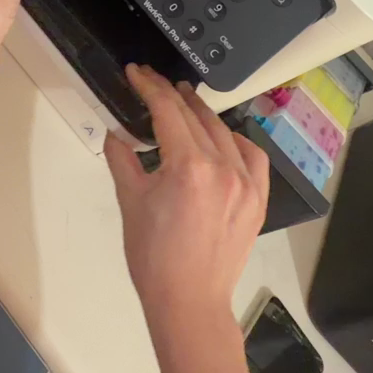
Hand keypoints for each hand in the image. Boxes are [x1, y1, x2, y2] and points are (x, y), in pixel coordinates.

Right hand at [104, 64, 269, 325]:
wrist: (189, 300)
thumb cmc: (153, 254)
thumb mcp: (129, 199)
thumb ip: (122, 157)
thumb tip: (116, 133)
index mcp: (187, 165)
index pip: (166, 110)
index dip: (148, 86)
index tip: (135, 72)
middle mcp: (221, 167)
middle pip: (193, 115)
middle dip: (169, 93)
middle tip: (151, 79)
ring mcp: (244, 183)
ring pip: (222, 131)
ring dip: (200, 111)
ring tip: (183, 99)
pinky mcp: (257, 199)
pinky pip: (252, 156)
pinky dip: (236, 140)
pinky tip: (221, 137)